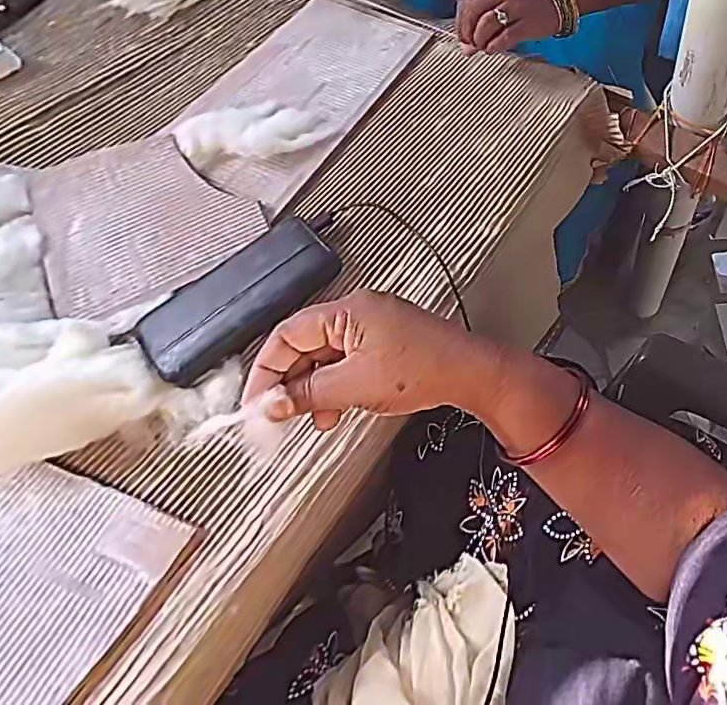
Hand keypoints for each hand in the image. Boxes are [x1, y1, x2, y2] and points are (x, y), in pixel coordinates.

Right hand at [242, 290, 498, 430]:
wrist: (469, 373)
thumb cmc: (427, 368)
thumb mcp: (353, 386)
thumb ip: (306, 394)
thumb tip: (272, 403)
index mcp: (349, 311)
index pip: (286, 334)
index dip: (265, 371)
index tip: (257, 403)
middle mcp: (361, 311)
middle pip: (304, 345)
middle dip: (292, 383)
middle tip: (283, 413)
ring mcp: (375, 324)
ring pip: (325, 356)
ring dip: (315, 388)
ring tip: (320, 415)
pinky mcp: (386, 339)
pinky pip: (347, 360)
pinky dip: (337, 384)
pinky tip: (339, 406)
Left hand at [454, 0, 563, 53]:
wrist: (559, 0)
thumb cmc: (527, 1)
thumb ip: (482, 16)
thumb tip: (466, 45)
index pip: (467, 2)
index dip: (460, 22)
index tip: (462, 35)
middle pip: (473, 13)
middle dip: (467, 32)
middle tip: (470, 44)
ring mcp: (517, 7)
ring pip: (486, 25)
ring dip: (480, 40)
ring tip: (483, 47)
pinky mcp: (528, 23)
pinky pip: (504, 37)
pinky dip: (494, 46)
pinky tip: (493, 49)